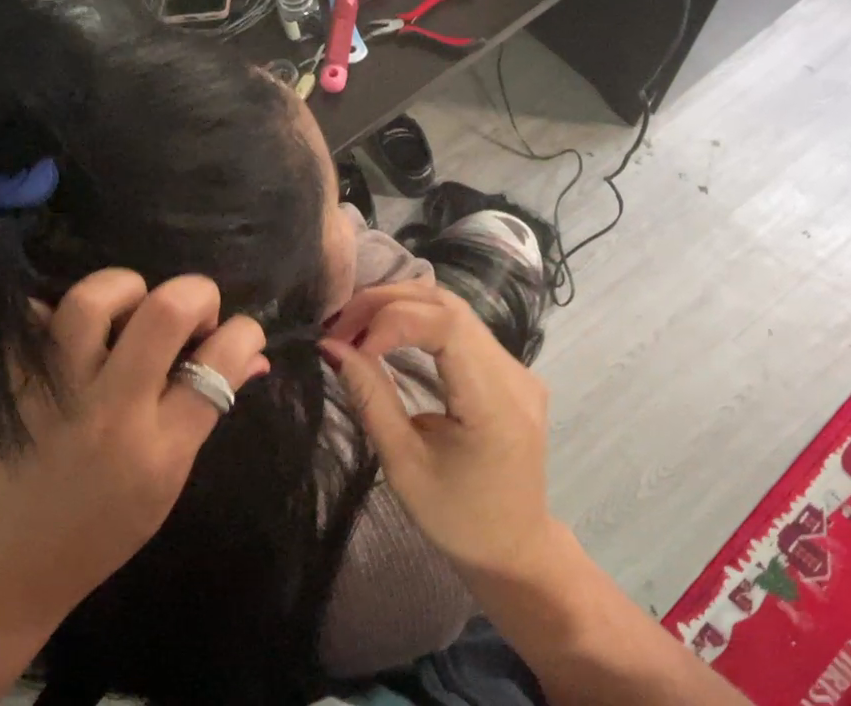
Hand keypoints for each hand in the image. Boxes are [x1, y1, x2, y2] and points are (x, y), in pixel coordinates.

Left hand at [0, 270, 269, 631]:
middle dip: (196, 292)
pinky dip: (54, 311)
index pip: (218, 366)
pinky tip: (70, 334)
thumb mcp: (171, 480)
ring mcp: (55, 391)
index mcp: (160, 447)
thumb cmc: (105, 529)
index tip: (241, 330)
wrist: (15, 562)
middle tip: (191, 312)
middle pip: (164, 313)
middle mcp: (110, 410)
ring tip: (129, 312)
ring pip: (93, 299)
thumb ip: (207, 412)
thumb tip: (252, 356)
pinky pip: (29, 317)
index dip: (243, 332)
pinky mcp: (11, 382)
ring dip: (125, 289)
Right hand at [322, 282, 551, 581]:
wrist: (512, 548)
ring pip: (454, 309)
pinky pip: (461, 327)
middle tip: (339, 325)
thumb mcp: (402, 463)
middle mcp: (515, 376)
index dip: (392, 320)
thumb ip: (370, 397)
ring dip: (399, 306)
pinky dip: (417, 320)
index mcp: (495, 405)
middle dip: (386, 303)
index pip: (447, 327)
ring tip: (354, 326)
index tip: (350, 343)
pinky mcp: (510, 371)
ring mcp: (518, 370)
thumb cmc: (455, 517)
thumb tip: (331, 346)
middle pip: (449, 306)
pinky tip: (385, 332)